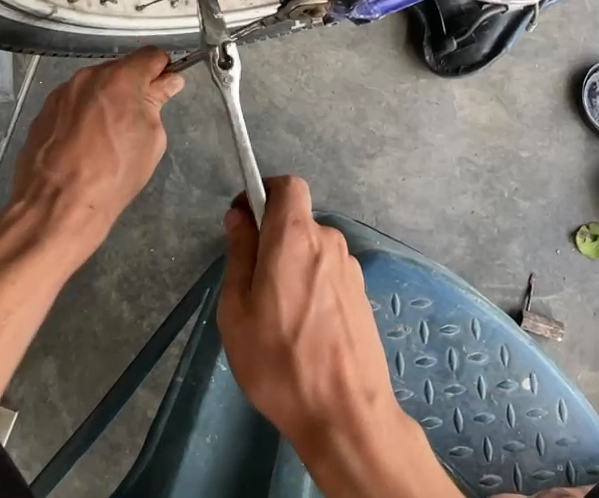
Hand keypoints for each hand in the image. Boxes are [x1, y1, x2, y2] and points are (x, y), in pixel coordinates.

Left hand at [5, 47, 183, 244]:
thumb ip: (157, 103)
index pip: (151, 55)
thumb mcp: (151, 139)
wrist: (57, 205)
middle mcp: (87, 77)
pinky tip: (83, 145)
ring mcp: (60, 94)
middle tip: (137, 121)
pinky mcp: (42, 112)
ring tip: (107, 138)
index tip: (164, 92)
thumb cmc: (115, 173)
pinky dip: (83, 116)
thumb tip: (167, 83)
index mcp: (120, 78)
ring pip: (94, 87)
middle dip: (133, 88)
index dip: (162, 71)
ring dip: (106, 101)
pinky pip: (72, 105)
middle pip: (120, 70)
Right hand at [217, 177, 403, 451]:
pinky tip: (303, 330)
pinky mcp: (362, 294)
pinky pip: (327, 274)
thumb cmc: (278, 361)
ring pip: (312, 250)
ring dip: (291, 267)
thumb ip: (239, 254)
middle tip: (251, 286)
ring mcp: (350, 268)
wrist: (345, 413)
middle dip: (272, 240)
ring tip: (275, 319)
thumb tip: (240, 216)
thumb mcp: (237, 310)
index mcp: (296, 237)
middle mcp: (329, 242)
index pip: (288, 185)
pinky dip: (311, 287)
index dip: (264, 193)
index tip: (244, 221)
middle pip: (297, 221)